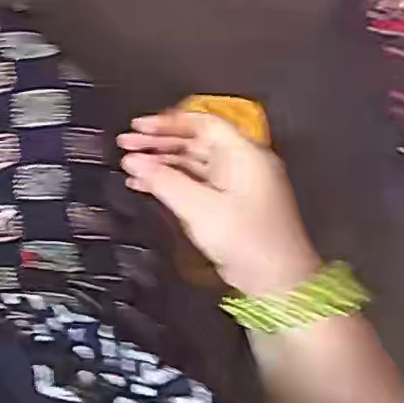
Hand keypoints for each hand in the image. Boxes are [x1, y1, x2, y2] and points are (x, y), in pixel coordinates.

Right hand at [118, 111, 321, 296]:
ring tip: (128, 163)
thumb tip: (132, 161)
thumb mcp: (198, 207)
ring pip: (191, 161)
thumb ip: (162, 180)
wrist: (277, 281)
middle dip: (158, 141)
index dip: (167, 122)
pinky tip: (143, 184)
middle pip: (194, 141)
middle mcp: (241, 163)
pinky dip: (168, 179)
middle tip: (126, 142)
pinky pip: (193, 181)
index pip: (201, 123)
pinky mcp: (228, 203)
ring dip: (159, 160)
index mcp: (243, 154)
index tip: (139, 125)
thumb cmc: (247, 240)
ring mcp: (235, 184)